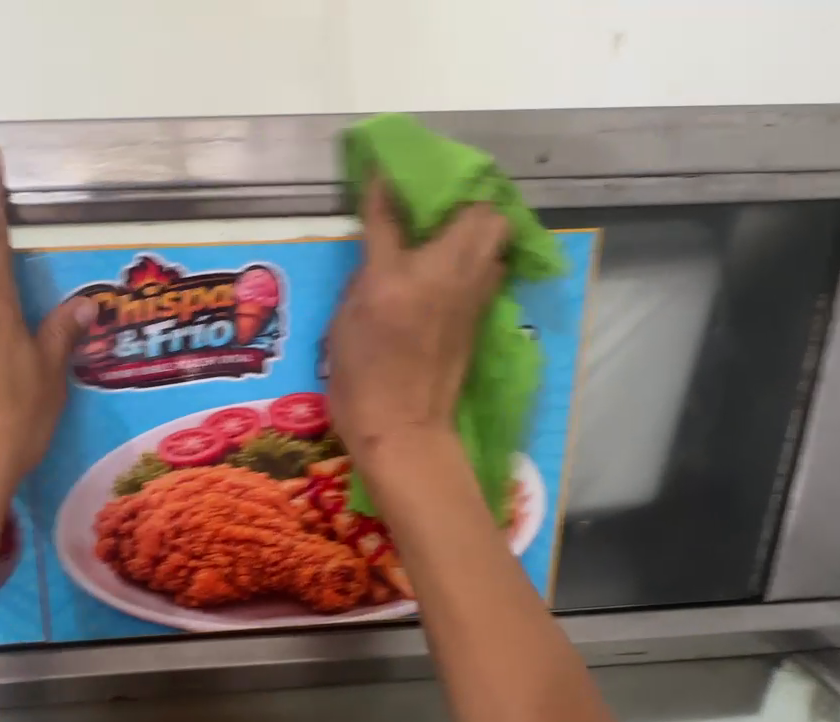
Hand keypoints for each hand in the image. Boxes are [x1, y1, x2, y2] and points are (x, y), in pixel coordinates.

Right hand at [325, 180, 507, 473]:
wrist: (402, 429)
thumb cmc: (359, 382)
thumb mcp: (342, 325)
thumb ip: (364, 278)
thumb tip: (381, 254)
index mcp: (393, 278)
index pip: (390, 215)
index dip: (384, 189)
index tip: (382, 174)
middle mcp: (440, 275)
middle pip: (477, 210)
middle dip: (461, 199)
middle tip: (435, 212)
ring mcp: (469, 294)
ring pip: (496, 235)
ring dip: (478, 226)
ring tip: (451, 236)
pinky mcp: (482, 315)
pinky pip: (492, 266)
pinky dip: (481, 257)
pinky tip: (458, 269)